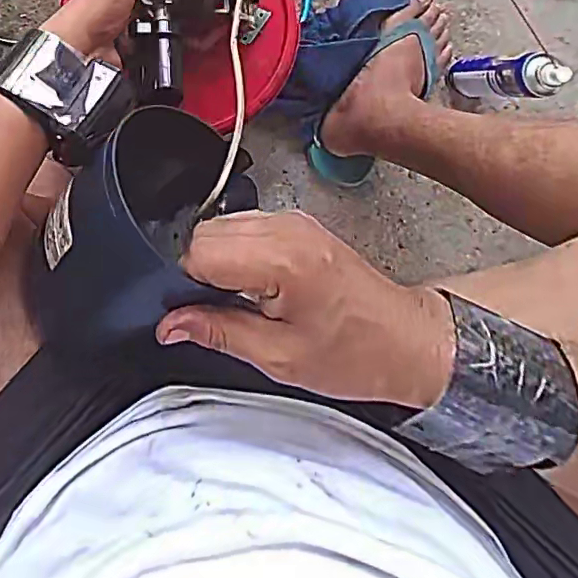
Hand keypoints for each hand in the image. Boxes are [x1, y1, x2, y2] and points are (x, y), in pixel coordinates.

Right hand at [157, 211, 454, 407]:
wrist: (406, 339)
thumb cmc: (358, 352)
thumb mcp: (280, 357)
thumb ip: (219, 332)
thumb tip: (171, 324)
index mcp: (283, 258)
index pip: (200, 252)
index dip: (187, 286)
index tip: (193, 313)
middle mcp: (288, 227)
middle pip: (206, 232)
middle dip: (199, 272)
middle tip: (220, 311)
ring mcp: (294, 220)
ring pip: (221, 225)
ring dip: (218, 261)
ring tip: (244, 300)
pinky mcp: (298, 223)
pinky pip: (245, 225)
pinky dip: (237, 251)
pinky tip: (256, 284)